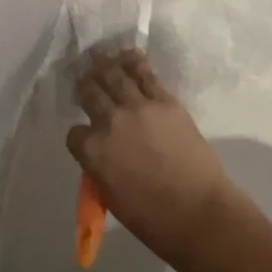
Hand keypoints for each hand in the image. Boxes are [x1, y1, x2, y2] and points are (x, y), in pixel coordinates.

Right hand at [66, 48, 231, 262]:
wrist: (197, 211)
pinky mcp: (164, 101)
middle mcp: (109, 122)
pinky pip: (145, 74)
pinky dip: (133, 61)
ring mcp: (138, 107)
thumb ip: (100, 167)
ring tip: (98, 55)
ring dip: (103, 64)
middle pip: (90, 93)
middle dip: (85, 85)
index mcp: (92, 152)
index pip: (74, 133)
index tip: (85, 136)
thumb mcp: (111, 196)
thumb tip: (102, 154)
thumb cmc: (151, 218)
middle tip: (84, 78)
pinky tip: (127, 54)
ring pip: (114, 75)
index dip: (79, 135)